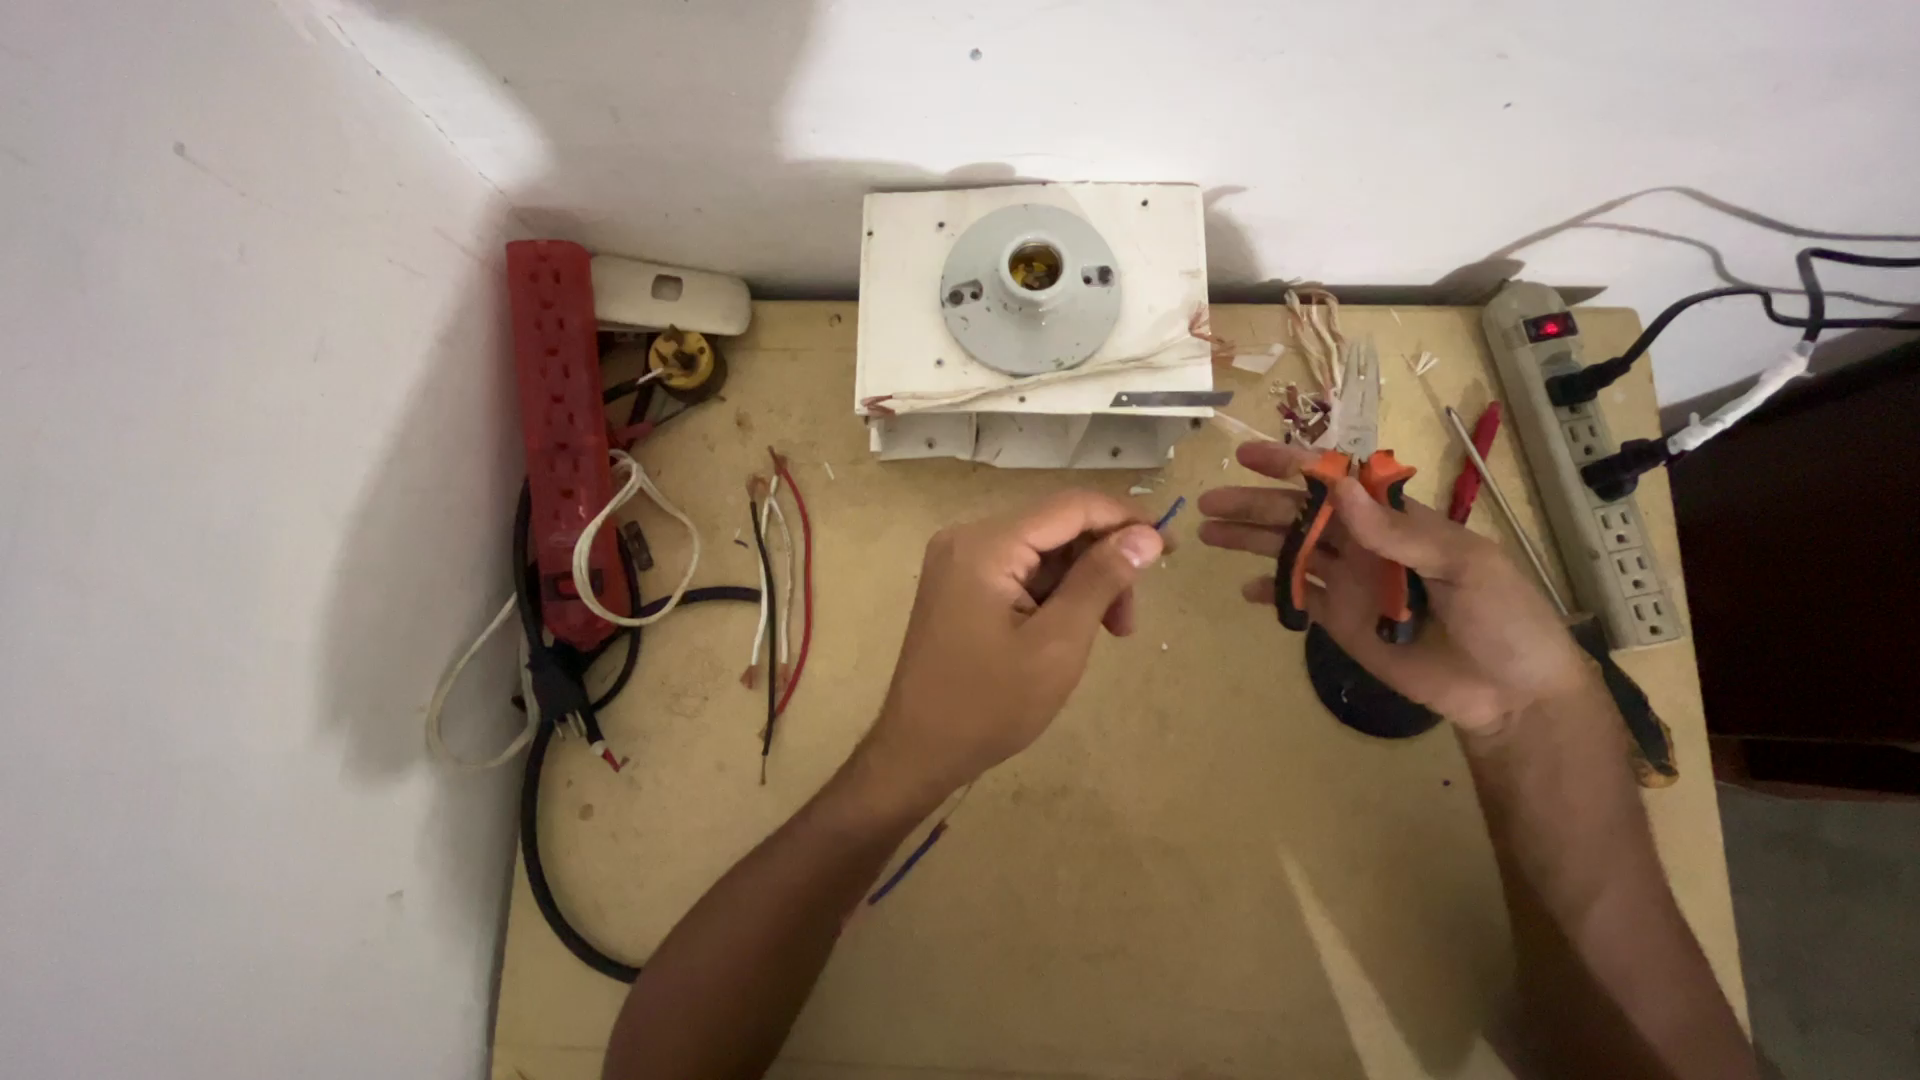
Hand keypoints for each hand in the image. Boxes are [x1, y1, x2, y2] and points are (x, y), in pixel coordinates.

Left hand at [860, 491, 1165, 803]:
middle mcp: (968, 538)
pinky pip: (1021, 571)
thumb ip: (1101, 580)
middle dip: (1104, 562)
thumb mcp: (1058, 643)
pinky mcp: (961, 584)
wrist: (919, 750)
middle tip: (1130, 619)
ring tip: (1110, 632)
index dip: (1125, 519)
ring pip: (1042, 551)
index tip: (1171, 549)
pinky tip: (1073, 629)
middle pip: (1057, 527)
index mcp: (985, 545)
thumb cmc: (990, 705)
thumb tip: (1147, 534)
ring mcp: (960, 561)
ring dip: (1083, 582)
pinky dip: (1055, 594)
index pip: (1071, 506)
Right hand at [1199, 441, 1590, 733]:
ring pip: (1290, 552)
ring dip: (1251, 541)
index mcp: (1396, 521)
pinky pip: (1297, 598)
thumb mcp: (1464, 564)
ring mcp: (1349, 583)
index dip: (1292, 466)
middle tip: (1210, 502)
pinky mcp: (1340, 621)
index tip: (1248, 456)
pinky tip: (1247, 589)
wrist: (1511, 693)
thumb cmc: (1502, 617)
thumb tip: (1339, 487)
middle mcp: (1365, 545)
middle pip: (1300, 517)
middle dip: (1254, 505)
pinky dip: (1270, 591)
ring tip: (1209, 534)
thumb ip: (1398, 531)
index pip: (1336, 483)